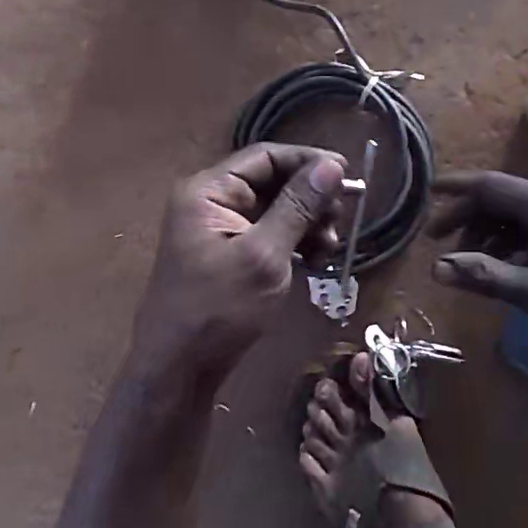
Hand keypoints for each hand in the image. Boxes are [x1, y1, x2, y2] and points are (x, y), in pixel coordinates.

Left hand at [132, 143, 345, 382]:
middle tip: (340, 220)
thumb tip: (333, 166)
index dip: (308, 161)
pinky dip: (297, 243)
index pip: (266, 156)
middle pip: (274, 182)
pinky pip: (272, 234)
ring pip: (278, 209)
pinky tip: (316, 261)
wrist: (180, 370)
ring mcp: (222, 230)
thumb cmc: (219, 309)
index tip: (348, 175)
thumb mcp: (264, 255)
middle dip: (312, 198)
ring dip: (309, 223)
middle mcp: (213, 202)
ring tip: (329, 248)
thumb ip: (298, 207)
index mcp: (209, 191)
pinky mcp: (233, 254)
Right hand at [428, 171, 527, 336]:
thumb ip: (485, 277)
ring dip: (488, 230)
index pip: (488, 185)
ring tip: (470, 260)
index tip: (427, 192)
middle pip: (499, 196)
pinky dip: (510, 237)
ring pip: (515, 209)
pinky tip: (504, 263)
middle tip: (437, 240)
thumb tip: (438, 268)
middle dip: (466, 216)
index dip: (455, 189)